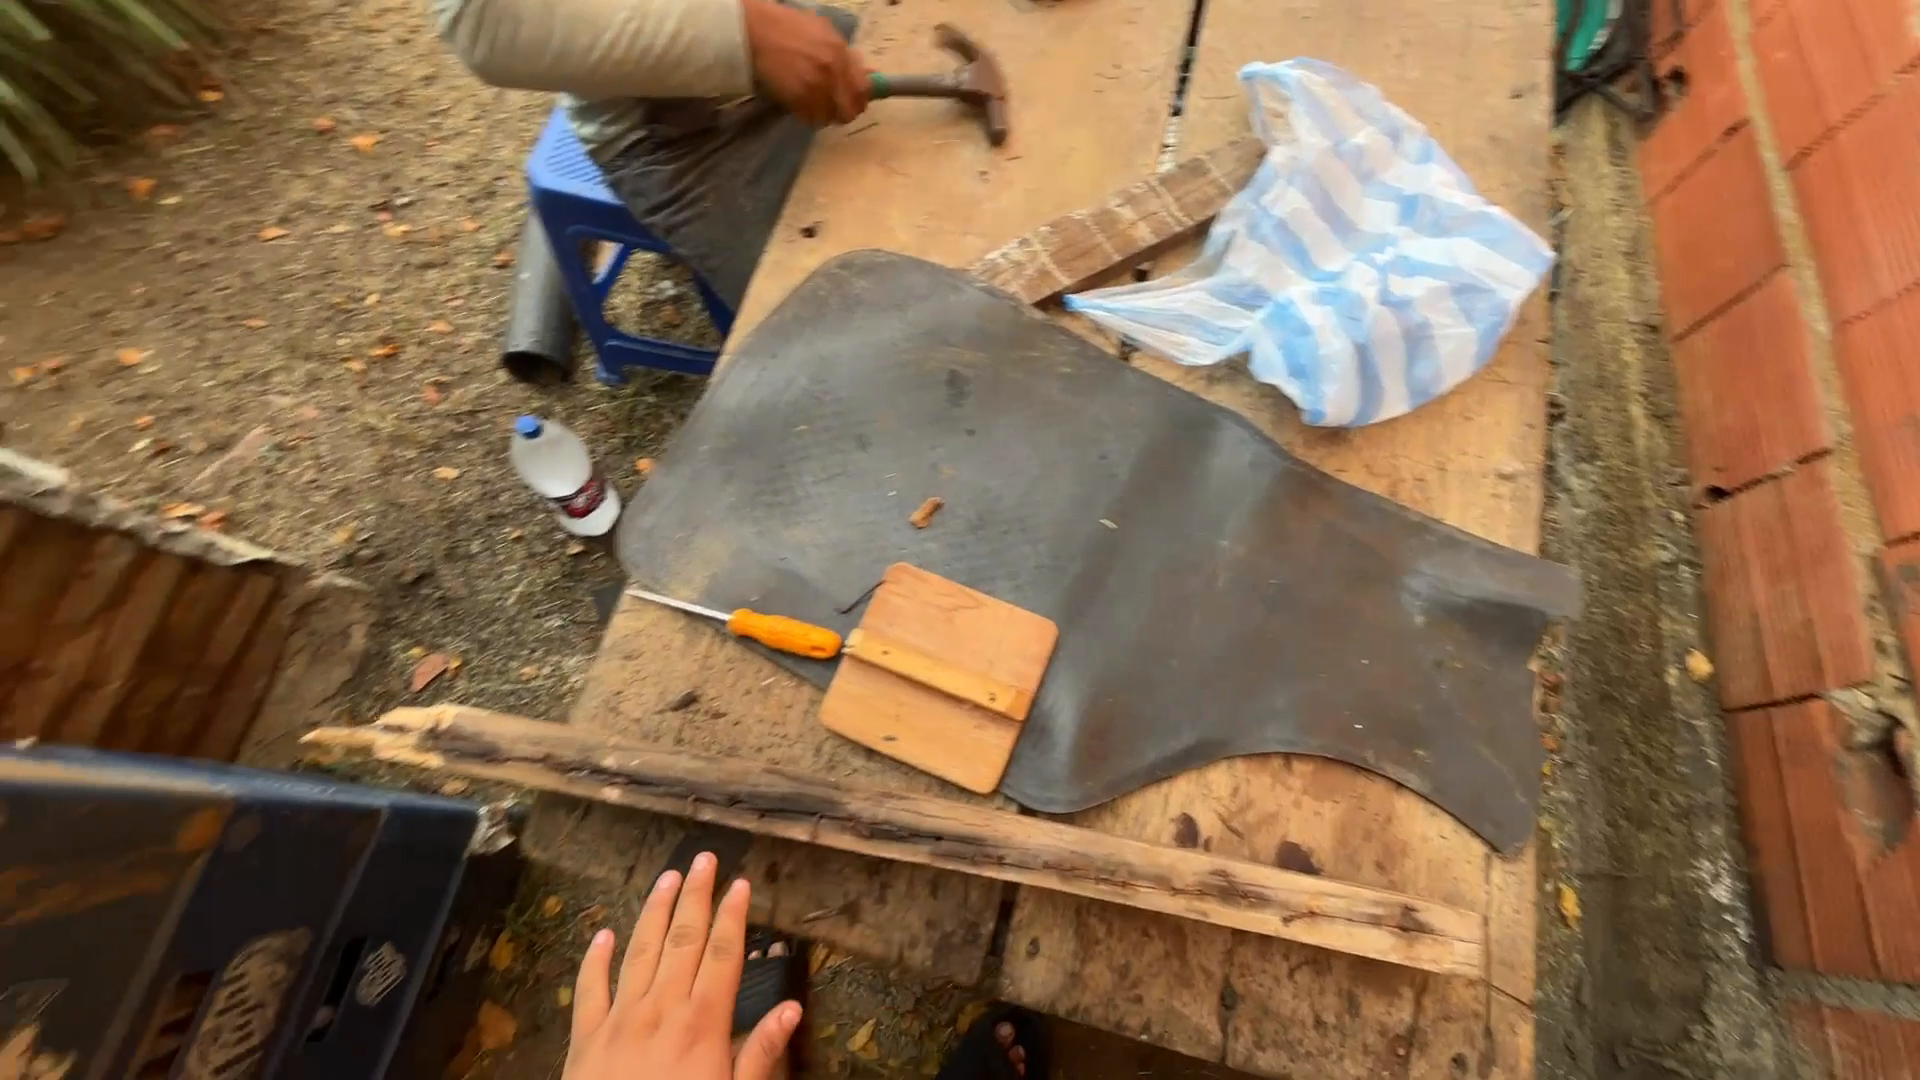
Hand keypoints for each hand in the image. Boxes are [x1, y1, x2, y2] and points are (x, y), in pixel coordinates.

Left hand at [563, 853, 800, 1079]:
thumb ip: (760, 1054)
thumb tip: (793, 1006)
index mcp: (702, 1022)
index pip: (723, 953)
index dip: (734, 915)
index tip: (742, 882)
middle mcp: (662, 1008)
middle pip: (683, 938)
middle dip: (696, 895)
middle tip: (704, 858)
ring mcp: (619, 1020)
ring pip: (640, 950)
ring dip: (655, 910)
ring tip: (667, 876)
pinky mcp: (583, 1041)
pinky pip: (589, 990)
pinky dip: (595, 959)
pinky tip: (603, 933)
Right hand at [742, 0, 868, 126]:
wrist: (754, 32)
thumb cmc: (784, 28)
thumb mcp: (820, 31)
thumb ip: (843, 53)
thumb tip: (866, 72)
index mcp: (840, 51)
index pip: (864, 87)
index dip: (859, 99)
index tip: (853, 102)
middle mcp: (833, 70)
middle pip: (850, 109)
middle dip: (842, 112)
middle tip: (831, 109)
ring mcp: (818, 87)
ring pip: (830, 117)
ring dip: (822, 115)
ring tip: (810, 104)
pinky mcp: (801, 100)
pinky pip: (812, 119)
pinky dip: (806, 116)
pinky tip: (798, 105)